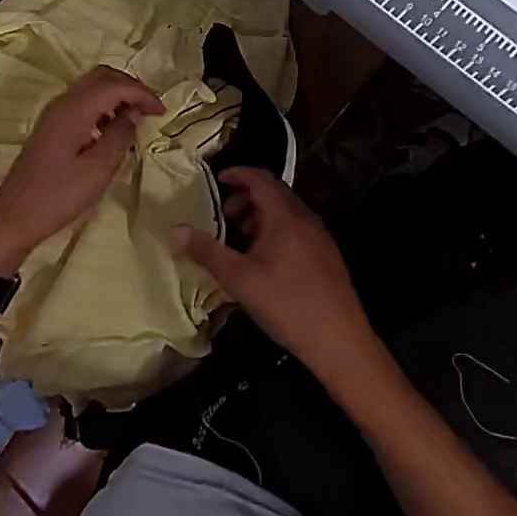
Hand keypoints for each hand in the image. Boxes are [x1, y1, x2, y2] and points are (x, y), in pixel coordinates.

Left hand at [0, 65, 164, 274]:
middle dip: (130, 87)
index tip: (162, 112)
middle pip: (102, 76)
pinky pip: (83, 104)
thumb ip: (119, 136)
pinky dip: (103, 108)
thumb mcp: (98, 169)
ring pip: (92, 88)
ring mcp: (55, 114)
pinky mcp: (52, 127)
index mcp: (74, 109)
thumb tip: (134, 114)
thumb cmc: (58, 196)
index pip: (116, 86)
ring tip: (136, 120)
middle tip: (150, 110)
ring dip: (116, 96)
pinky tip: (112, 131)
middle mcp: (63, 103)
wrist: (13, 218)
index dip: (142, 94)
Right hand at [173, 167, 382, 380]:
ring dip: (259, 218)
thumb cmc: (287, 304)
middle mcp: (306, 219)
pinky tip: (263, 262)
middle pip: (273, 194)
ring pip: (285, 213)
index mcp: (286, 216)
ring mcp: (319, 237)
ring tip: (239, 243)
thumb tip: (176, 230)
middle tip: (224, 218)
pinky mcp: (325, 256)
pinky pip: (295, 230)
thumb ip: (207, 252)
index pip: (261, 179)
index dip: (238, 174)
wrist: (340, 341)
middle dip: (245, 199)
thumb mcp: (240, 279)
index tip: (217, 180)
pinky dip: (274, 232)